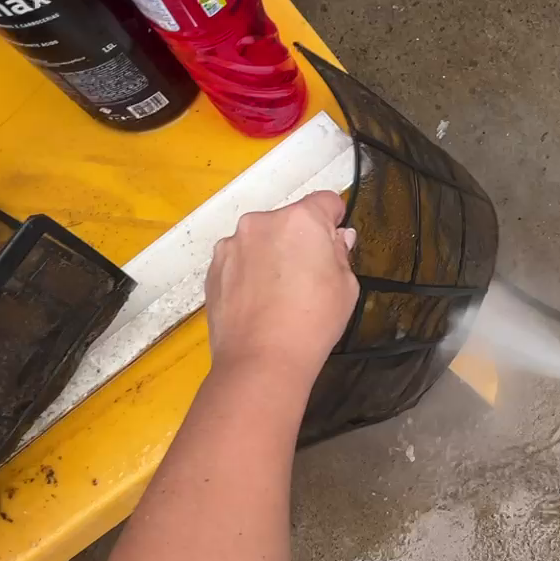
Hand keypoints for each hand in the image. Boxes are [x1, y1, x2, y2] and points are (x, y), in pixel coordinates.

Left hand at [205, 191, 359, 378]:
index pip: (326, 201)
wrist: (261, 359)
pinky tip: (259, 302)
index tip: (336, 242)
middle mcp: (261, 221)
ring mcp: (232, 244)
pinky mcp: (213, 267)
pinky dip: (250, 272)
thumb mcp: (346, 287)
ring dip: (272, 254)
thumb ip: (341, 254)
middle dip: (300, 240)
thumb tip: (337, 239)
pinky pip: (239, 260)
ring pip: (261, 239)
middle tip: (309, 277)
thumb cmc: (314, 321)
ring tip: (279, 294)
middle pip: (290, 220)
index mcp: (301, 220)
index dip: (335, 219)